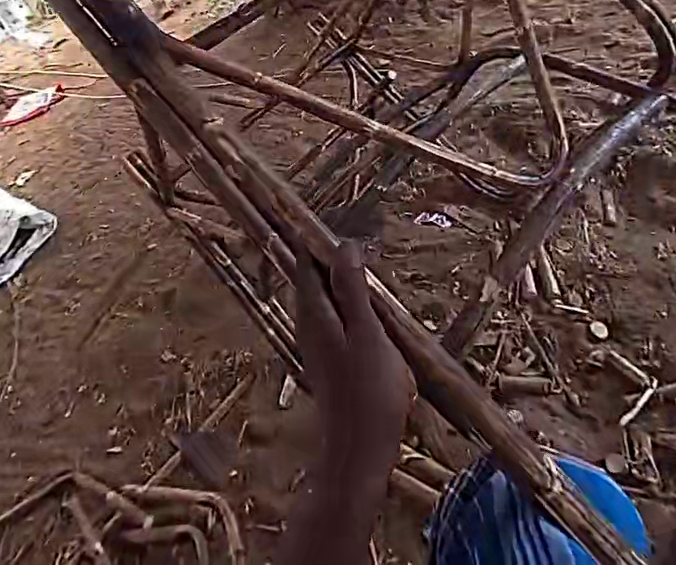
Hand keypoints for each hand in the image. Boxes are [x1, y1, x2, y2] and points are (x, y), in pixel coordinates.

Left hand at [291, 239, 415, 466]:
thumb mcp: (367, 333)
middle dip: (329, 260)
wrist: (359, 452)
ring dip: (341, 284)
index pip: (305, 262)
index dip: (316, 241)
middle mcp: (307, 322)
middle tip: (356, 248)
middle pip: (312, 278)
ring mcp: (315, 342)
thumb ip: (352, 289)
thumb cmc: (369, 391)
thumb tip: (344, 246)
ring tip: (366, 277)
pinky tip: (370, 316)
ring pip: (323, 299)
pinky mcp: (327, 359)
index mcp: (313, 311)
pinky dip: (348, 308)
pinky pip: (333, 319)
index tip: (330, 224)